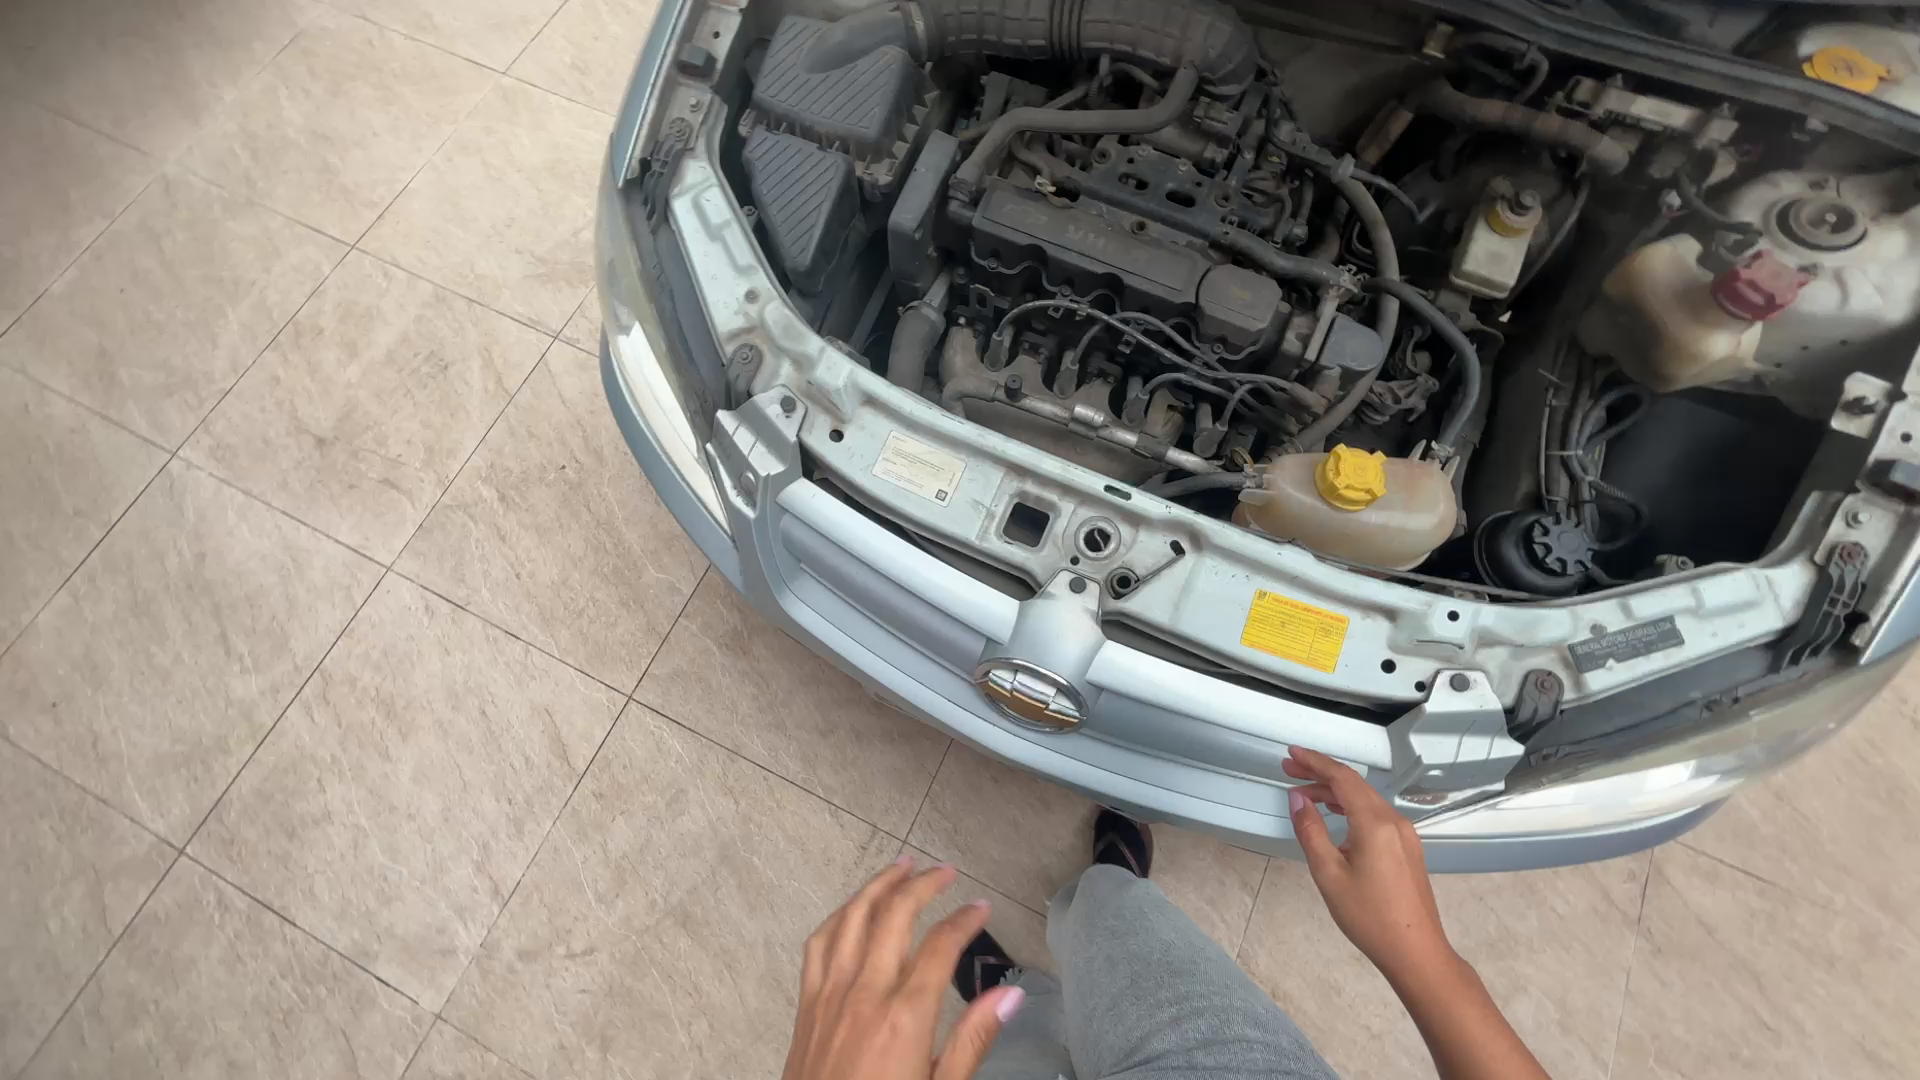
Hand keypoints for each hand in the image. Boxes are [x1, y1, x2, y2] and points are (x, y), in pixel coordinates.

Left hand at [781, 855, 1024, 1079]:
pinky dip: (840, 915)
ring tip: (902, 865)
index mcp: (905, 1017)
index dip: (965, 919)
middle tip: (946, 871)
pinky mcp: (806, 1005)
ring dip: (879, 884)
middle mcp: (865, 993)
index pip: (941, 946)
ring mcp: (830, 994)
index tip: (981, 907)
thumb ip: (972, 1040)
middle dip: (923, 884)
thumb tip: (1011, 993)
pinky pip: (819, 942)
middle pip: (895, 915)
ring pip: (853, 916)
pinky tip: (854, 908)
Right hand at [1283, 746, 1455, 985]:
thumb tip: (1297, 797)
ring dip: (1333, 790)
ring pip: (1365, 798)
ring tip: (1304, 791)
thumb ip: (1310, 830)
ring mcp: (1404, 834)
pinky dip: (1349, 804)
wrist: (1417, 954)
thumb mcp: (1328, 873)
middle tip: (1288, 769)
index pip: (1342, 778)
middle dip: (1320, 772)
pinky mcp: (1406, 848)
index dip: (1315, 762)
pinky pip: (1374, 813)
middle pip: (1354, 784)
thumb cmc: (1368, 915)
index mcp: (1375, 823)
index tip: (1290, 753)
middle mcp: (1393, 821)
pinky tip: (1333, 812)